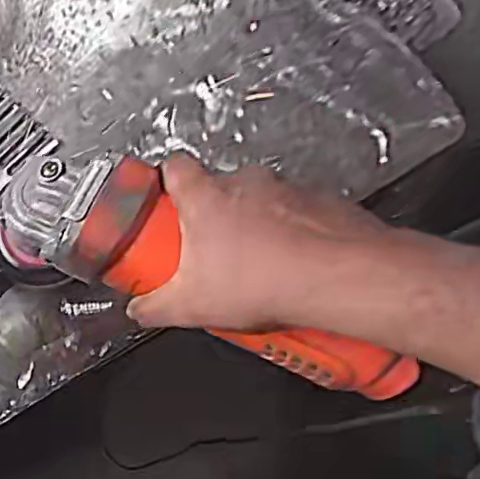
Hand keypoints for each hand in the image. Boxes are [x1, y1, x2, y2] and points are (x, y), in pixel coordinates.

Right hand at [124, 155, 402, 331]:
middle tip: (199, 256)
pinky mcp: (320, 204)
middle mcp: (247, 184)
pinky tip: (277, 272)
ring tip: (243, 272)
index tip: (157, 206)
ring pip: (253, 205)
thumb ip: (152, 307)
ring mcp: (286, 190)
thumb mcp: (187, 307)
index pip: (174, 168)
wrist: (340, 280)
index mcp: (207, 198)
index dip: (162, 182)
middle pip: (214, 192)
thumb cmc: (267, 281)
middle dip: (203, 222)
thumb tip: (139, 310)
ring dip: (244, 232)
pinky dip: (280, 240)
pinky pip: (288, 218)